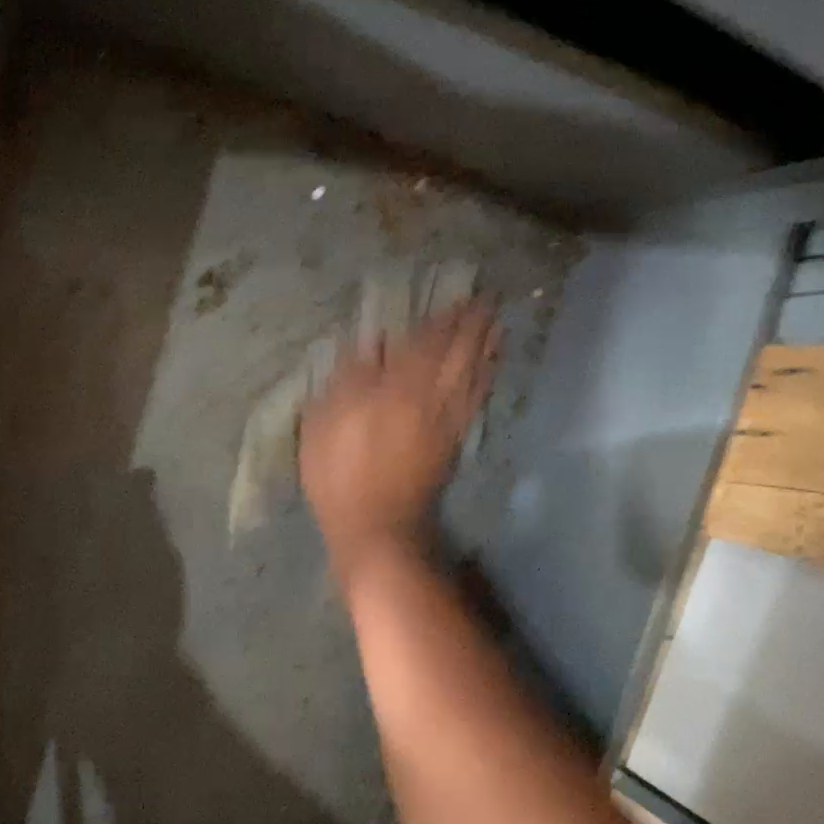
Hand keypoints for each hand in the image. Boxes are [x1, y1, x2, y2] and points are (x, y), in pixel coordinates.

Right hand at [300, 300, 500, 564]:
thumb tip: (373, 341)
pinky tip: (488, 372)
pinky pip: (475, 403)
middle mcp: (430, 397)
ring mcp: (447, 422)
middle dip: (474, 327)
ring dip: (487, 350)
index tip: (461, 296)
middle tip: (490, 302)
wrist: (377, 527)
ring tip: (499, 328)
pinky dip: (485, 382)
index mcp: (397, 387)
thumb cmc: (340, 473)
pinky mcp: (453, 444)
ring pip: (472, 376)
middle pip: (458, 355)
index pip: (426, 343)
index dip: (445, 319)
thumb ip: (350, 376)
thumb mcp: (325, 420)